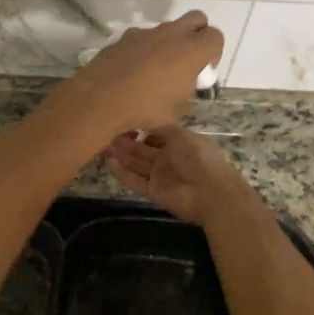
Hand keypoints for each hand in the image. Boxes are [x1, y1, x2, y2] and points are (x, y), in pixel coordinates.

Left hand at [51, 12, 222, 138]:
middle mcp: (172, 34)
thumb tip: (182, 90)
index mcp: (192, 50)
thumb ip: (186, 95)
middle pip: (197, 19)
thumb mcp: (176, 112)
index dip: (213, 54)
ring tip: (156, 71)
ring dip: (168, 43)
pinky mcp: (124, 37)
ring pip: (167, 28)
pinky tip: (133, 71)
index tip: (201, 73)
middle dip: (197, 35)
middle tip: (186, 62)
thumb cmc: (146, 107)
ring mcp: (146, 32)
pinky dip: (144, 49)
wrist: (100, 98)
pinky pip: (142, 37)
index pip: (216, 37)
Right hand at [106, 125, 249, 223]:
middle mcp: (168, 158)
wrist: (210, 191)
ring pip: (136, 165)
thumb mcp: (180, 134)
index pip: (155, 135)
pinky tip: (110, 163)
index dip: (140, 130)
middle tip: (107, 134)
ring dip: (122, 156)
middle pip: (142, 150)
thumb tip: (143, 124)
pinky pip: (135, 181)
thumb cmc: (198, 156)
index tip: (122, 122)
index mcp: (178, 142)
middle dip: (126, 143)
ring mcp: (160, 176)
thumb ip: (160, 127)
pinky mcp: (154, 192)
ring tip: (104, 145)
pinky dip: (123, 174)